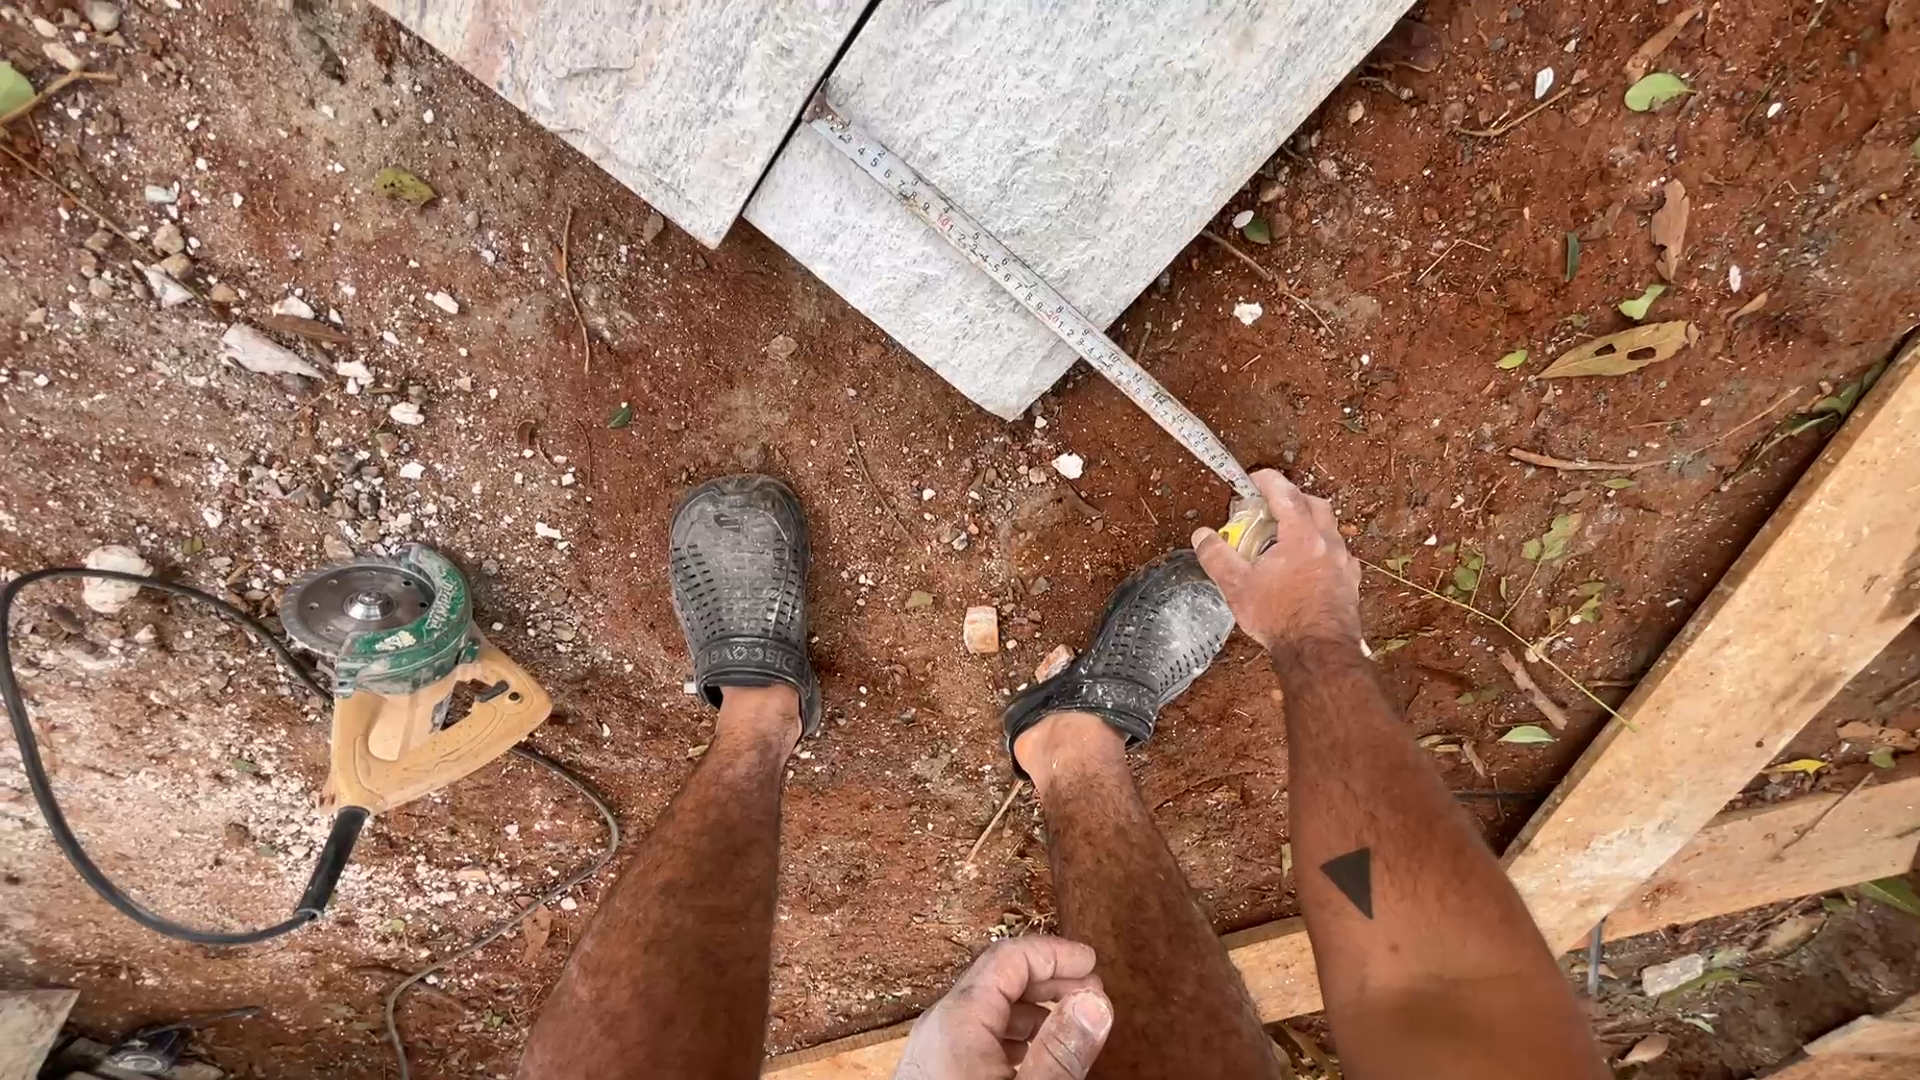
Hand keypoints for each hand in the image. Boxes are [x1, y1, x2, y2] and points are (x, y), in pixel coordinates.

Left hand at [891, 936, 1112, 1079]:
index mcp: (960, 1015)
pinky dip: (1014, 1037)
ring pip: (990, 1010)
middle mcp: (942, 1023)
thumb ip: (1062, 1051)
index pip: (1011, 957)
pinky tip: (1037, 1061)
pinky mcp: (935, 1075)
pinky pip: (978, 1038)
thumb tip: (1096, 1001)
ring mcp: (935, 1050)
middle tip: (1092, 995)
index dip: (1054, 953)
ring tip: (1073, 1027)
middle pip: (1000, 978)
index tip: (1092, 963)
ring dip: (1034, 1010)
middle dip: (1049, 980)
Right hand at [1191, 469, 1361, 650]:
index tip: (1253, 478)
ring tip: (1283, 538)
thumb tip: (1201, 535)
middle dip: (1292, 498)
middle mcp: (1328, 543)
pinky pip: (1335, 553)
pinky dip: (1318, 549)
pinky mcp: (1349, 583)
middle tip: (1268, 506)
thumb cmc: (1279, 616)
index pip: (1285, 494)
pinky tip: (1304, 566)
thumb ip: (1217, 556)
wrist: (1319, 652)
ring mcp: (1343, 563)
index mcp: (1301, 536)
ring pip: (1328, 529)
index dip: (1268, 481)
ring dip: (1307, 524)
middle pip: (1314, 505)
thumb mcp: (1237, 585)